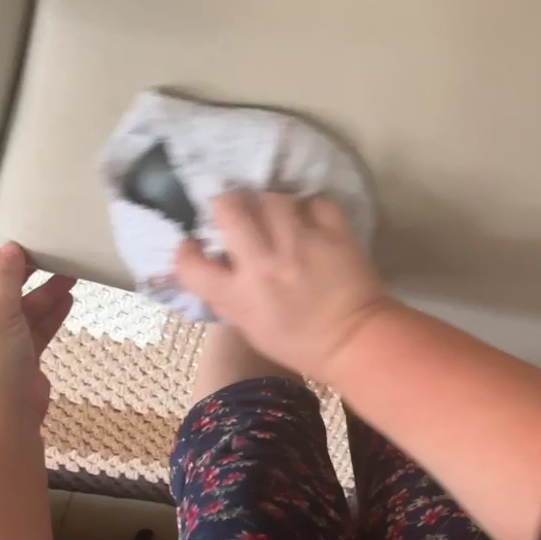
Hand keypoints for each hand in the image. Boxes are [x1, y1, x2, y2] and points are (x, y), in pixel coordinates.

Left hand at [0, 237, 75, 429]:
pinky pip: (35, 330)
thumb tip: (11, 248)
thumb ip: (4, 277)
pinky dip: (51, 314)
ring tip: (69, 271)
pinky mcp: (19, 361)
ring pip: (20, 310)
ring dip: (43, 291)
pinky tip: (69, 297)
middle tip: (45, 250)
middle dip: (20, 271)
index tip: (8, 235)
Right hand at [174, 191, 395, 376]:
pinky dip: (309, 208)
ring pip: (272, 198)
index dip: (186, 250)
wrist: (355, 341)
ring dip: (268, 202)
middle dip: (228, 204)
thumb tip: (210, 261)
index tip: (195, 244)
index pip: (190, 264)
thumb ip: (226, 295)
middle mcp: (265, 265)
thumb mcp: (249, 327)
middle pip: (230, 209)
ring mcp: (301, 245)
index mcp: (239, 296)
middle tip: (236, 211)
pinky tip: (308, 220)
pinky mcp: (334, 234)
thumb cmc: (298, 341)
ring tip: (274, 213)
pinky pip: (314, 202)